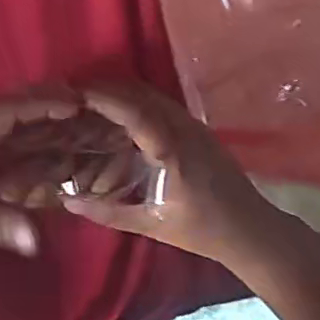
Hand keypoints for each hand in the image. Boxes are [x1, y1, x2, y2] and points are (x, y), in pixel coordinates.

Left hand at [0, 94, 80, 271]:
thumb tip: (38, 238)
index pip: (7, 113)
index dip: (40, 106)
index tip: (72, 104)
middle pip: (2, 107)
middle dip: (37, 99)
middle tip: (71, 98)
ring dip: (23, 111)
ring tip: (53, 112)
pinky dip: (8, 129)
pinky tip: (18, 140)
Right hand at [61, 83, 305, 270]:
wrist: (252, 229)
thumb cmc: (203, 230)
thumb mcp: (151, 225)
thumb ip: (108, 213)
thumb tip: (67, 202)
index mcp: (173, 151)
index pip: (133, 111)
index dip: (102, 97)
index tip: (72, 92)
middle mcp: (185, 129)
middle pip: (140, 93)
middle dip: (105, 88)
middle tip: (70, 93)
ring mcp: (193, 125)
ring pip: (151, 95)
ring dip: (119, 92)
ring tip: (87, 99)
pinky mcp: (197, 128)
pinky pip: (160, 104)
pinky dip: (134, 101)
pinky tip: (117, 114)